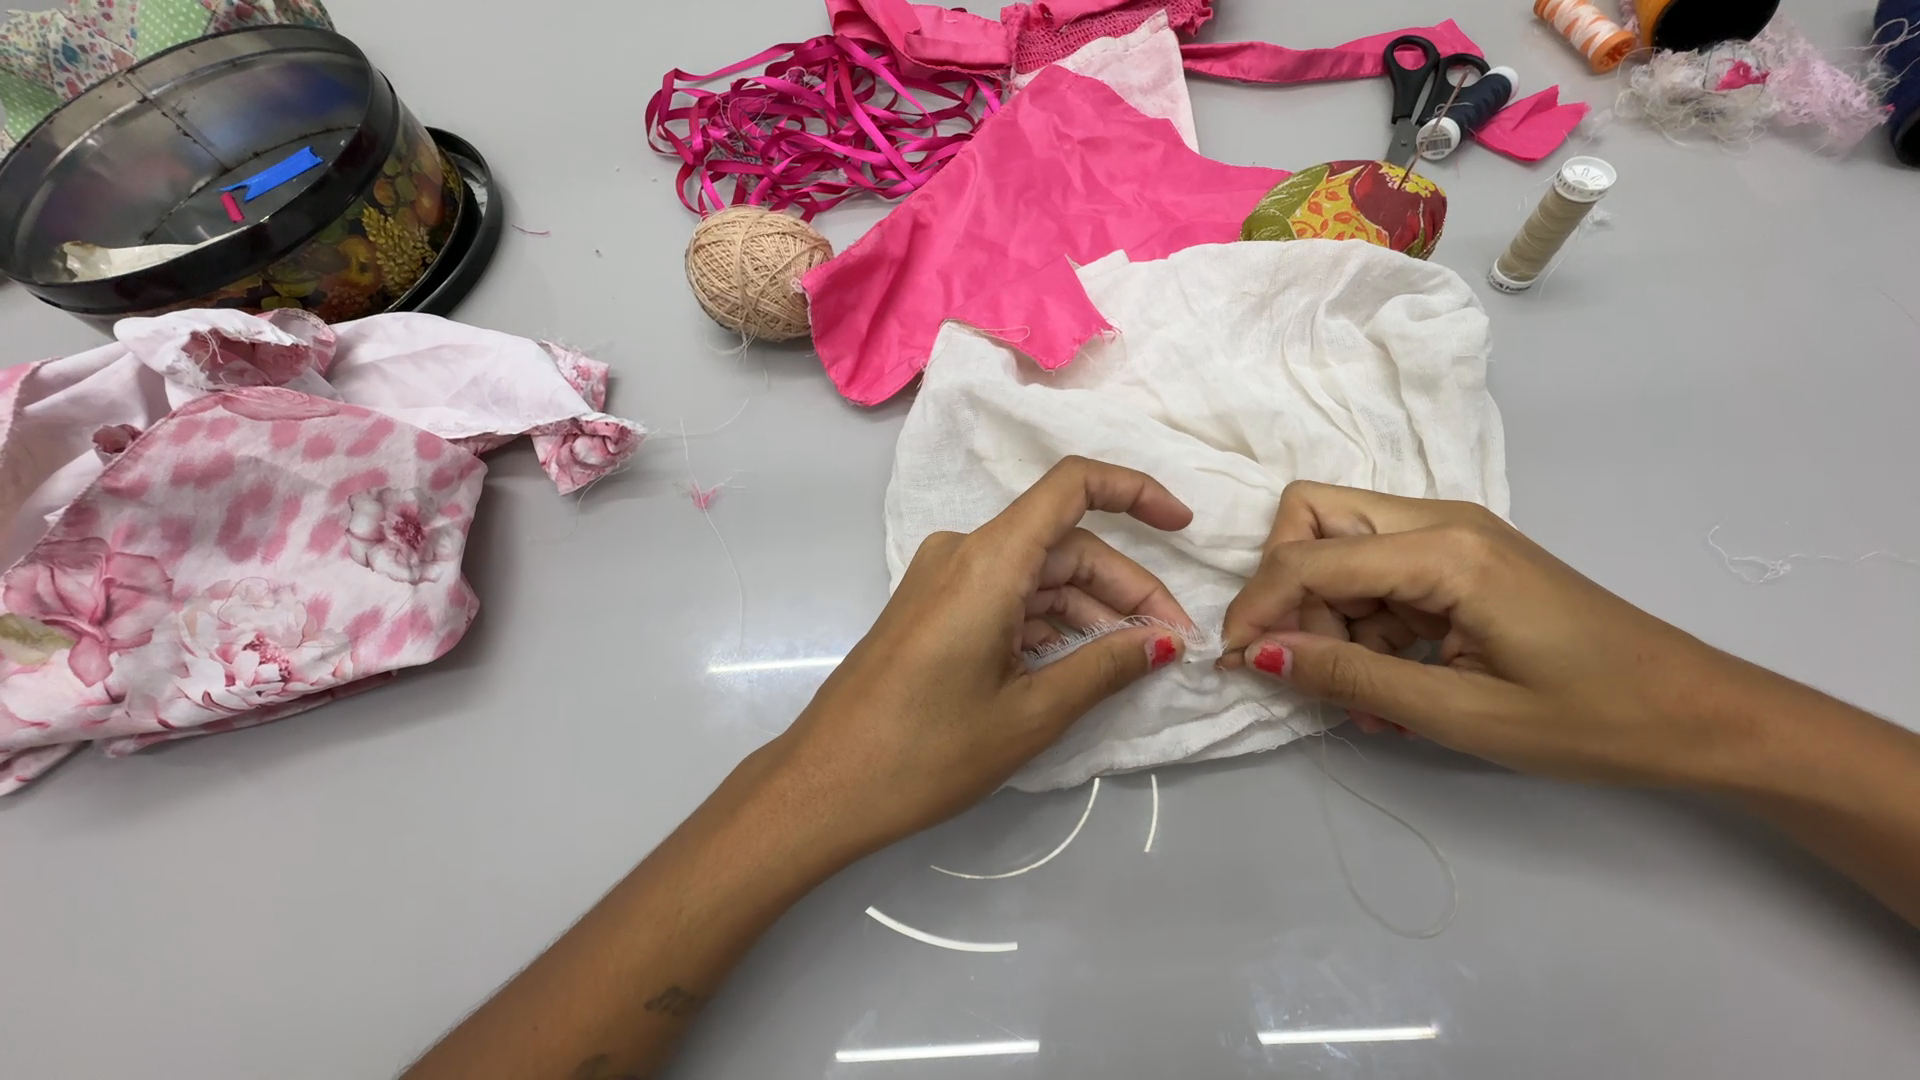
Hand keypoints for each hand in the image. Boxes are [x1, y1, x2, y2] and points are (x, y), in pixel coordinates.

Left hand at [771, 457, 1194, 853]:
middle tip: (1169, 645)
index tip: (1182, 528)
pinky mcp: (933, 610)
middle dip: (1124, 589)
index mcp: (987, 560)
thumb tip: (1163, 640)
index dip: (1135, 492)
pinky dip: (1048, 623)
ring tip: (1131, 663)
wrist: (823, 787)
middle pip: (1064, 546)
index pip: (1072, 487)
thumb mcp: (1029, 713)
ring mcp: (943, 580)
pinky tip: (1078, 665)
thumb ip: (1105, 667)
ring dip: (1088, 612)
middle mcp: (963, 553)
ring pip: (1037, 576)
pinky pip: (1006, 598)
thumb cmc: (926, 752)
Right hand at [1219, 481, 1770, 786]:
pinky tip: (1387, 686)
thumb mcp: (1456, 713)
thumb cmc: (1592, 720)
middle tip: (1306, 660)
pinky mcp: (1456, 564)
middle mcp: (1439, 522)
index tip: (1237, 662)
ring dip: (1327, 619)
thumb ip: (1347, 676)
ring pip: (1337, 551)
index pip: (1307, 557)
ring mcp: (1449, 538)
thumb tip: (1257, 654)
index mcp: (1444, 549)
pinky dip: (1361, 629)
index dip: (1257, 606)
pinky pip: (1374, 579)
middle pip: (1312, 519)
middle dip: (1288, 591)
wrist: (1704, 718)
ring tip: (1359, 695)